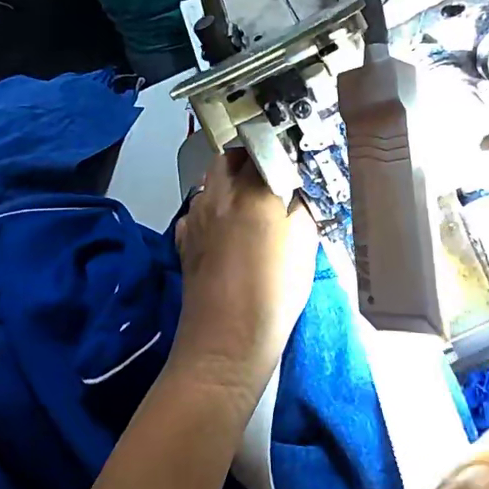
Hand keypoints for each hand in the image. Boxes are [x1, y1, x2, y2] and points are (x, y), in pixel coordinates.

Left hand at [170, 149, 318, 396]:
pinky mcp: (184, 240)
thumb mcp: (305, 246)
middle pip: (229, 158)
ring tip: (248, 208)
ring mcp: (196, 217)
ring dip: (227, 185)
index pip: (264, 150)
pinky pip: (197, 212)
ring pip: (210, 183)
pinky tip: (225, 232)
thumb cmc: (274, 294)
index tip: (292, 164)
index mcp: (253, 192)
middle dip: (248, 161)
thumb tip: (294, 194)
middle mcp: (219, 195)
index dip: (280, 153)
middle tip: (269, 181)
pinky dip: (211, 212)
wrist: (226, 339)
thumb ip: (300, 209)